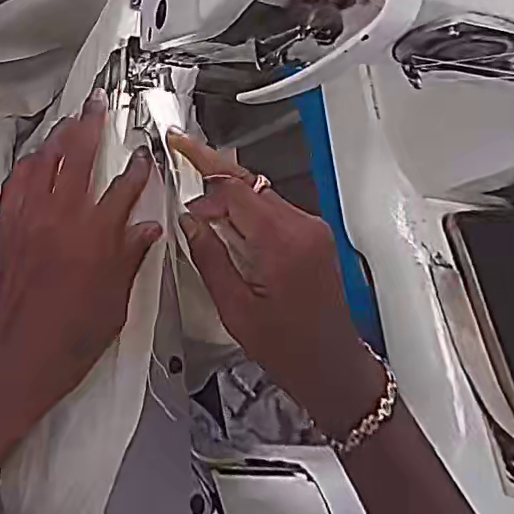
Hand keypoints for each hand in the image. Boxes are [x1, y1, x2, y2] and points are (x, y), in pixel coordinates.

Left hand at [0, 90, 160, 484]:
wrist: (10, 360)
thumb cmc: (63, 342)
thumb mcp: (114, 305)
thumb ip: (130, 260)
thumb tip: (146, 232)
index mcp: (95, 239)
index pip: (124, 188)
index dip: (138, 169)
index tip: (143, 157)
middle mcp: (61, 220)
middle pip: (80, 157)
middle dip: (93, 124)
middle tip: (99, 104)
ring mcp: (30, 220)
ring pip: (46, 161)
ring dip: (59, 135)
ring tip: (71, 119)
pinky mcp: (7, 228)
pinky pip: (17, 182)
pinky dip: (29, 163)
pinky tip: (36, 155)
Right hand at [168, 131, 386, 440]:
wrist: (333, 367)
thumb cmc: (291, 349)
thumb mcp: (235, 310)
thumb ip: (210, 258)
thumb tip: (191, 223)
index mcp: (282, 243)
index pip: (235, 190)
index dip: (202, 184)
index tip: (180, 182)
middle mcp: (302, 227)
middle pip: (249, 182)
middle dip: (212, 168)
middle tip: (183, 147)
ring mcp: (311, 229)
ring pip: (261, 192)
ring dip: (228, 191)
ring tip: (199, 194)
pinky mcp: (313, 235)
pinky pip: (273, 208)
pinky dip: (246, 208)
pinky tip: (226, 221)